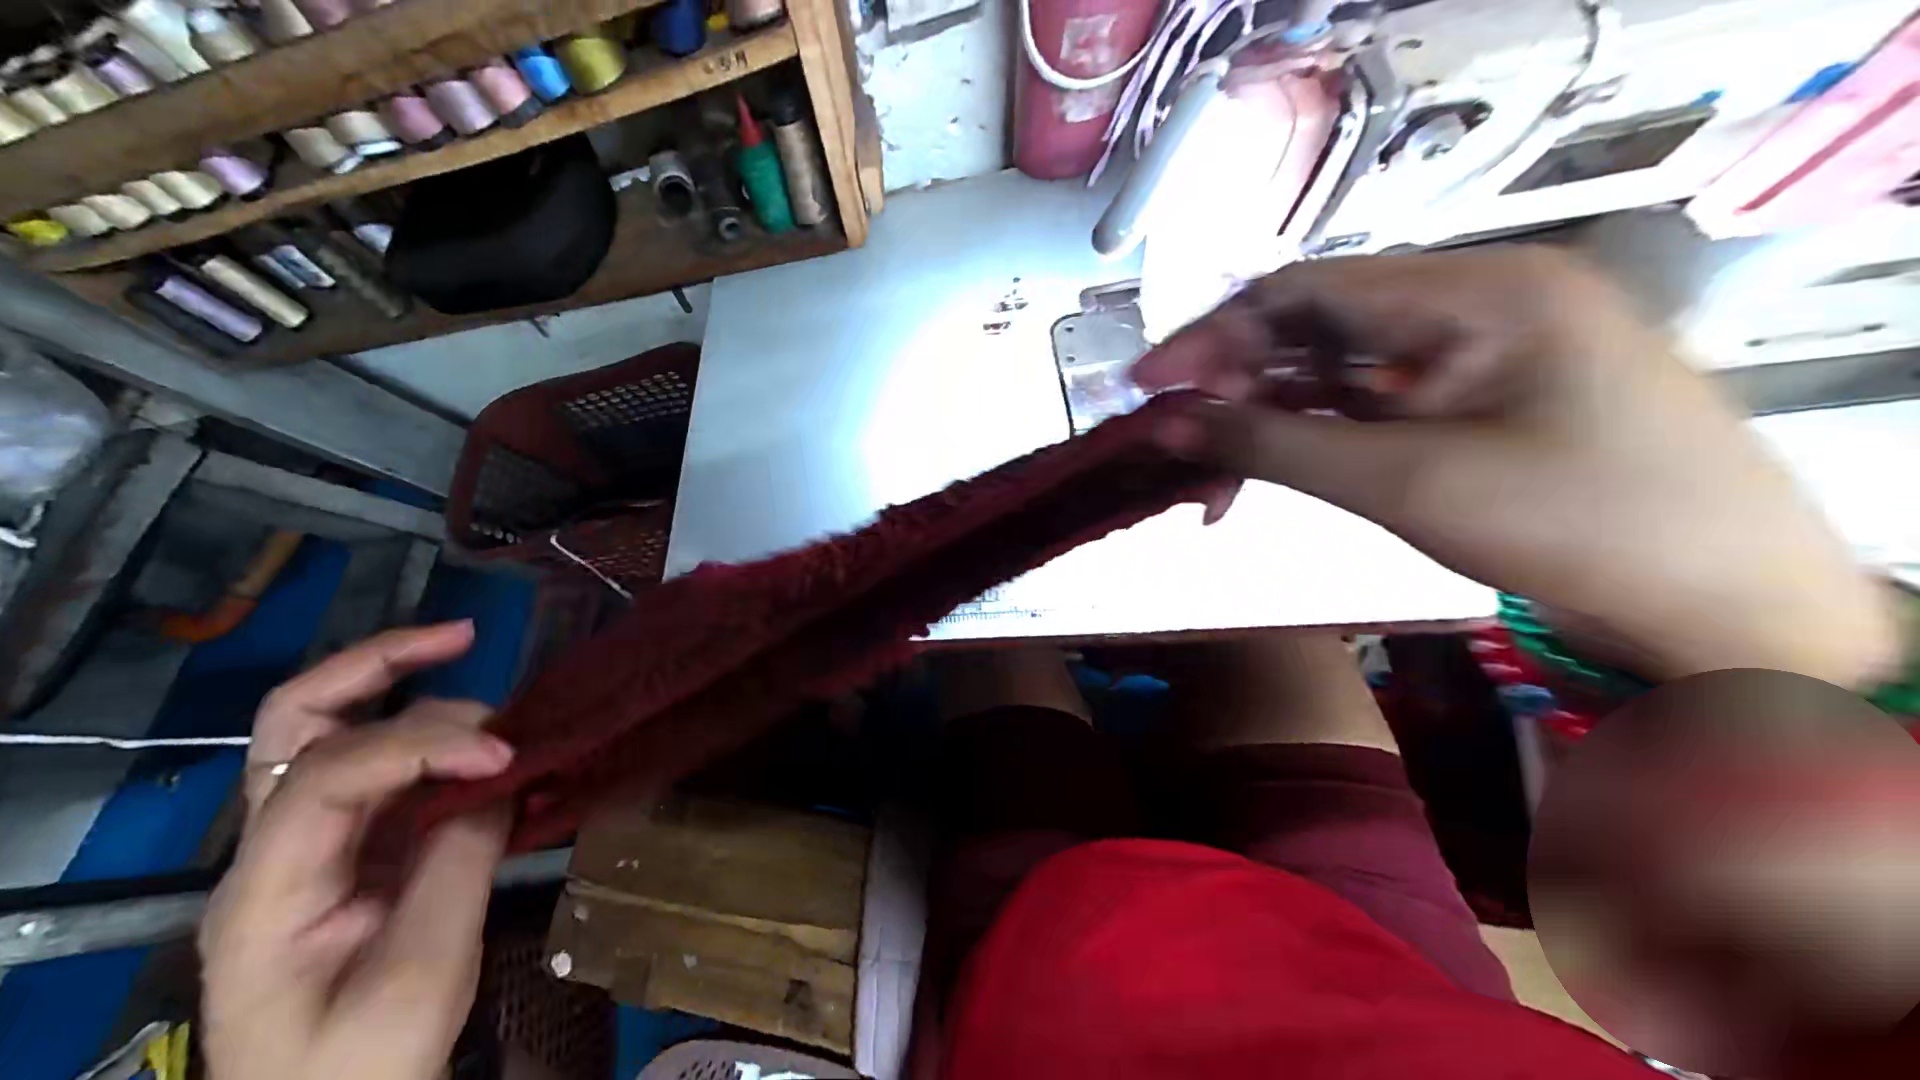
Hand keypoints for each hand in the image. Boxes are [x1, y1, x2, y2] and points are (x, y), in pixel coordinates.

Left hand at [201, 622, 514, 1079]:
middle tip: (464, 638)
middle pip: (294, 721)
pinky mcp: (353, 848)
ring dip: (407, 691)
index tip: (506, 755)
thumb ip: (459, 861)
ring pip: (331, 731)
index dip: (424, 744)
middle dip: (378, 665)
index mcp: (264, 890)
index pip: (329, 774)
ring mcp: (309, 845)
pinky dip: (437, 738)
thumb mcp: (423, 972)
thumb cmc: (365, 1063)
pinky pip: (386, 769)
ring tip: (488, 693)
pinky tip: (486, 741)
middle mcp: (271, 850)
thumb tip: (498, 777)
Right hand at [1133, 248, 1899, 685]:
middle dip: (1231, 385)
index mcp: (1476, 292)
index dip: (1211, 334)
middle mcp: (1470, 305)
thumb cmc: (1578, 528)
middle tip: (1172, 441)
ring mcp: (1471, 355)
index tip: (1145, 383)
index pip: (1305, 290)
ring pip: (1330, 372)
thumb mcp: (1403, 483)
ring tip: (1209, 478)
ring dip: (1262, 420)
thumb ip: (1274, 443)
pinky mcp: (1469, 401)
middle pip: (1312, 329)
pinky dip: (1306, 440)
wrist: (1726, 606)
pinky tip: (1263, 475)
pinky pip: (1363, 407)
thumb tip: (1169, 422)